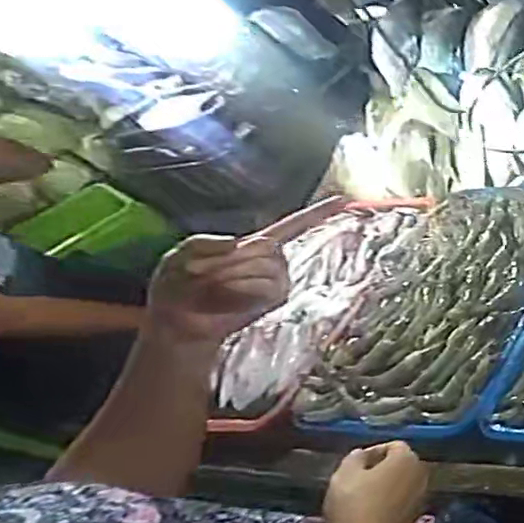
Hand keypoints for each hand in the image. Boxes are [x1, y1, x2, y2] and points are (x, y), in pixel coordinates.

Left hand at [145, 196, 343, 344]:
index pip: (292, 226)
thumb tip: (239, 242)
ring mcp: (279, 279)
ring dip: (228, 279)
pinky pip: (263, 286)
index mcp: (256, 245)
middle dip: (225, 262)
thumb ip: (205, 243)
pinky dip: (238, 292)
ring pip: (262, 267)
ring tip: (210, 291)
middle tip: (199, 277)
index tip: (345, 199)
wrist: (177, 323)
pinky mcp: (277, 297)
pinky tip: (226, 301)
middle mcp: (274, 259)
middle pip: (263, 248)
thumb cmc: (178, 288)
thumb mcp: (179, 256)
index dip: (318, 212)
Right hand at [323, 441, 428, 522]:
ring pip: (403, 482)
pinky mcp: (415, 512)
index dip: (374, 451)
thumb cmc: (353, 501)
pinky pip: (403, 499)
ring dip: (387, 483)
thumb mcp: (345, 473)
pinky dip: (391, 499)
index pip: (394, 446)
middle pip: (401, 463)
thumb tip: (362, 453)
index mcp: (407, 457)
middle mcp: (420, 471)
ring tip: (364, 493)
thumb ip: (355, 457)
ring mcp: (421, 493)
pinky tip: (373, 509)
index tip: (357, 462)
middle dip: (383, 466)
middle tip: (359, 476)